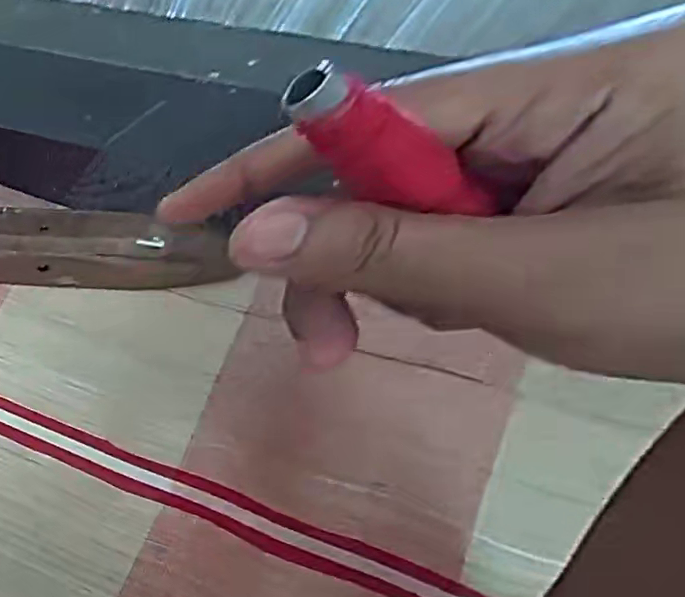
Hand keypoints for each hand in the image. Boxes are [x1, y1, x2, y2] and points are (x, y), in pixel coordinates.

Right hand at [158, 9, 684, 378]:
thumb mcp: (535, 278)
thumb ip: (382, 253)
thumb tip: (252, 237)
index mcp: (577, 85)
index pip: (376, 120)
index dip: (265, 166)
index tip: (180, 212)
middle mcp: (560, 101)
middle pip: (382, 179)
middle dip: (341, 266)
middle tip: (327, 350)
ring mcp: (563, 144)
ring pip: (408, 215)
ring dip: (388, 283)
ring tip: (445, 326)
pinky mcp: (564, 183)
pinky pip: (451, 228)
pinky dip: (434, 279)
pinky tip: (475, 305)